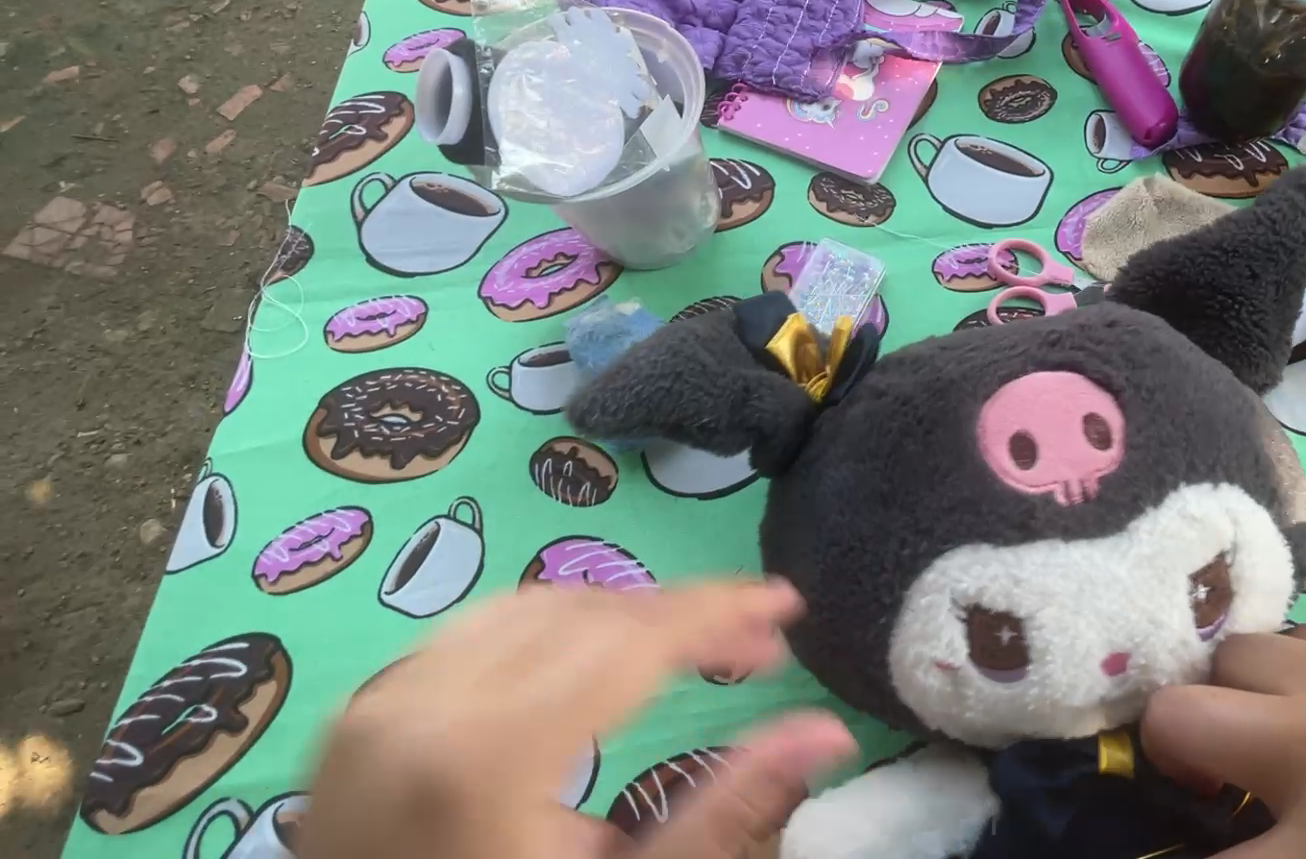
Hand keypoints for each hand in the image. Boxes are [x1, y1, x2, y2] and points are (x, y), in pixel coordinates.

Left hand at [303, 581, 855, 858]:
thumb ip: (730, 807)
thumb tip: (829, 732)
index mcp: (482, 760)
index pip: (632, 642)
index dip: (720, 612)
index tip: (785, 605)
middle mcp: (422, 705)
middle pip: (594, 614)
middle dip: (687, 614)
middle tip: (755, 642)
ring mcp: (385, 698)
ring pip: (543, 602)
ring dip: (631, 613)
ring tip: (692, 644)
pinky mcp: (370, 703)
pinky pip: (489, 623)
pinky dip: (566, 621)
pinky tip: (601, 650)